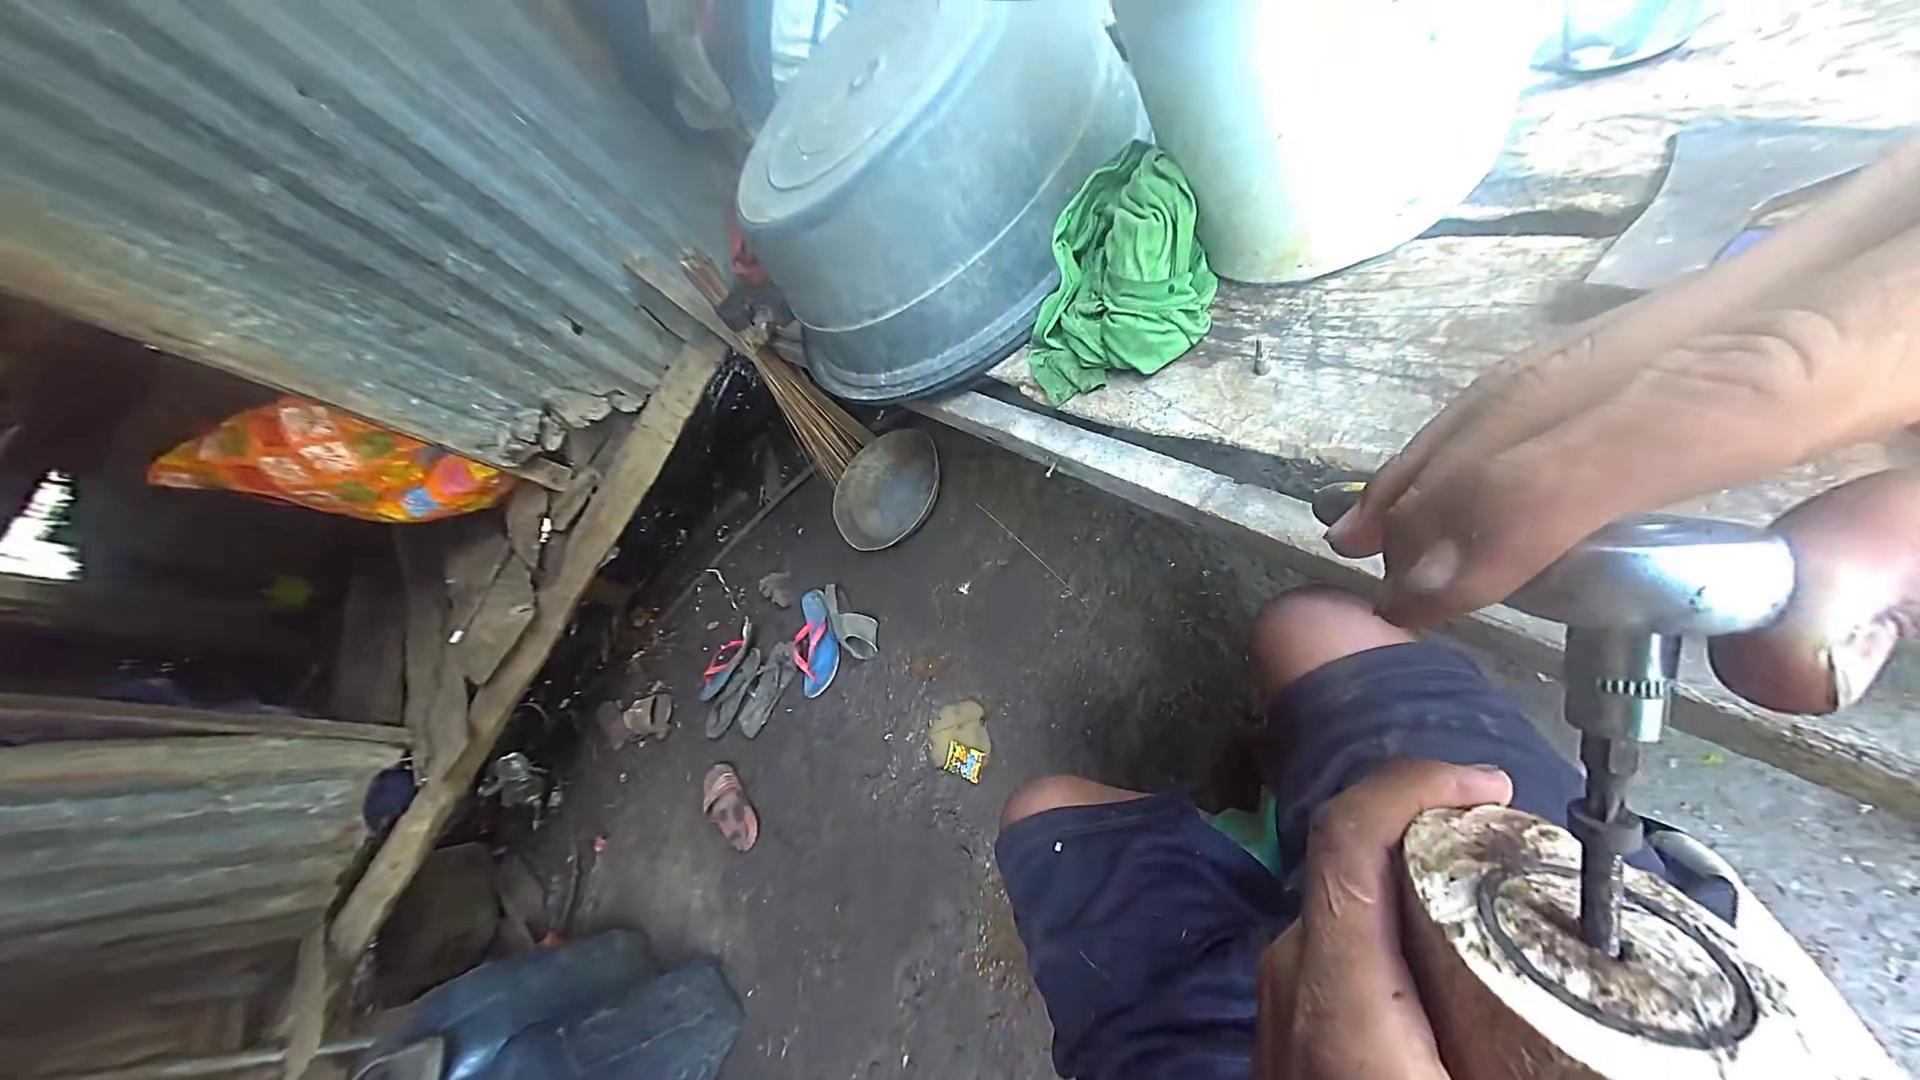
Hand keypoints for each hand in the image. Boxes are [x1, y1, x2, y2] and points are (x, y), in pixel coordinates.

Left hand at [1255, 760, 1511, 1079]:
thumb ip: (1539, 1061)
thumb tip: (1617, 1053)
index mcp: (1335, 989)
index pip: (1344, 840)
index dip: (1404, 788)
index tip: (1483, 784)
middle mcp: (1295, 961)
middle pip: (1355, 859)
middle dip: (1434, 832)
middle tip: (1521, 844)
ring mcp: (1286, 974)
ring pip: (1355, 896)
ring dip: (1423, 876)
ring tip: (1506, 891)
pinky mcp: (1296, 995)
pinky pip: (1350, 931)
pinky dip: (1402, 917)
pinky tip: (1458, 946)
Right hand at [1326, 137, 1919, 637]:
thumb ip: (1895, 540)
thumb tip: (1772, 675)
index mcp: (1852, 329)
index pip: (1628, 429)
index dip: (1504, 516)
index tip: (1421, 596)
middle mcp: (1748, 292)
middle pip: (1540, 399)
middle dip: (1441, 497)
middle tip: (1380, 577)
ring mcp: (1711, 280)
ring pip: (1526, 373)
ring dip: (1431, 459)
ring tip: (1365, 527)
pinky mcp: (1694, 290)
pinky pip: (1544, 360)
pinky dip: (1471, 423)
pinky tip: (1431, 465)